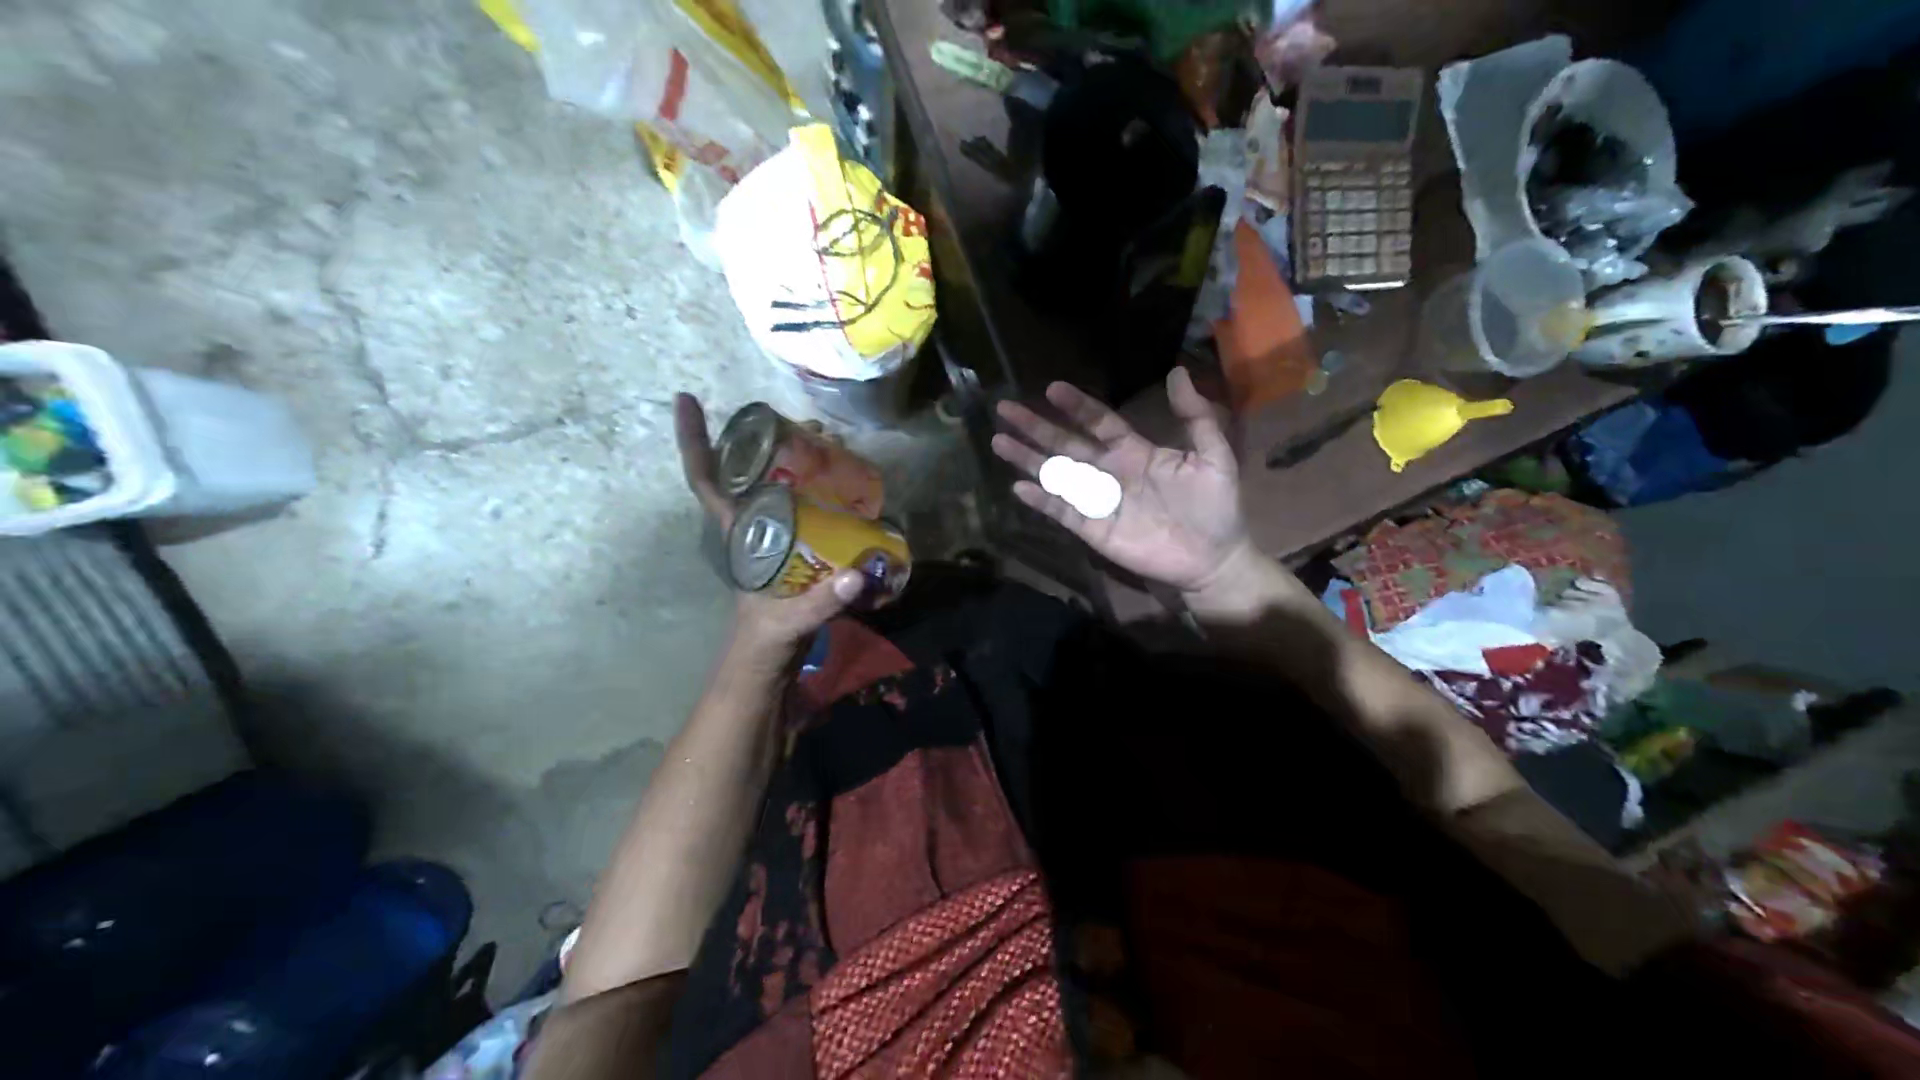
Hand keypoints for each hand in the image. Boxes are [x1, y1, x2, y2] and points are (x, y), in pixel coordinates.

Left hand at [675, 392, 863, 662]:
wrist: (768, 677)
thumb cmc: (761, 647)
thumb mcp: (787, 624)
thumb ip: (821, 602)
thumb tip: (856, 575)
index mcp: (739, 538)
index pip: (707, 482)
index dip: (694, 441)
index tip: (685, 398)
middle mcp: (756, 532)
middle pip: (753, 476)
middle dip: (773, 445)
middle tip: (811, 426)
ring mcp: (778, 543)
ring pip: (785, 492)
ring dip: (805, 467)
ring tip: (836, 448)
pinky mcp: (801, 557)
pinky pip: (813, 517)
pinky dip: (829, 499)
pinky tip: (853, 491)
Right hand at [992, 368, 1256, 593]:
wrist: (1213, 559)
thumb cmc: (1216, 507)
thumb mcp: (1213, 456)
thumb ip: (1195, 417)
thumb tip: (1178, 371)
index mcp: (1134, 451)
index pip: (1099, 422)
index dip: (1077, 406)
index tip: (1052, 388)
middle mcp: (1110, 472)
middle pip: (1066, 445)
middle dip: (1036, 427)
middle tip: (1005, 408)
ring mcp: (1099, 501)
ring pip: (1057, 475)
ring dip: (1028, 459)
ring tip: (999, 441)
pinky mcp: (1093, 530)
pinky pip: (1063, 512)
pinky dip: (1041, 501)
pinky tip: (1019, 487)